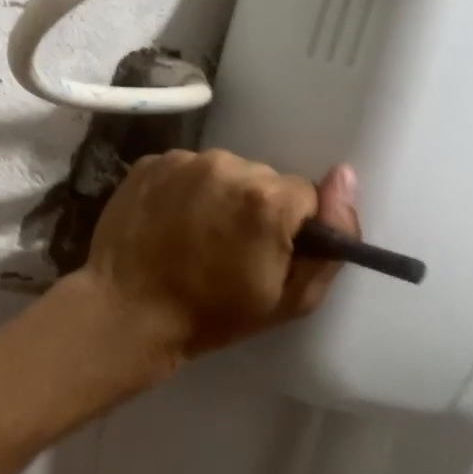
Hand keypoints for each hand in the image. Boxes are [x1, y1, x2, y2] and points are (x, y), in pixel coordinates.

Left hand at [81, 149, 359, 360]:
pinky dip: (184, 190)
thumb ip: (333, 238)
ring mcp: (182, 160)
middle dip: (255, 208)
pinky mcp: (149, 162)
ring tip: (196, 236)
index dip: (290, 229)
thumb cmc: (213, 313)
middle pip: (262, 179)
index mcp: (267, 197)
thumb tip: (345, 176)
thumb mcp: (290, 296)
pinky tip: (171, 221)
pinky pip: (186, 169)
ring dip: (219, 196)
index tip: (265, 255)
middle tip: (228, 249)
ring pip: (223, 171)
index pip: (303, 196)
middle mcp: (226, 164)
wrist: (127, 309)